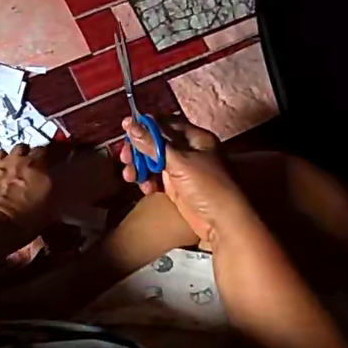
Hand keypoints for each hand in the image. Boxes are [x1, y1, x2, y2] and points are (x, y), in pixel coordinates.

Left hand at [0, 144, 52, 234]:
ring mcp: (9, 161)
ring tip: (19, 165)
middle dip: (38, 156)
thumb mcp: (49, 211)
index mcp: (44, 172)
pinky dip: (3, 158)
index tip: (56, 163)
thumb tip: (52, 188)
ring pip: (19, 148)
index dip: (55, 157)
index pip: (55, 153)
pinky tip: (2, 167)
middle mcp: (27, 162)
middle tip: (37, 167)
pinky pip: (0, 153)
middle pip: (36, 149)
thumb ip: (52, 194)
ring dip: (21, 155)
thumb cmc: (26, 222)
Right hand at [119, 117, 254, 248]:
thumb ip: (152, 143)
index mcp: (195, 138)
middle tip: (125, 157)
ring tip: (130, 175)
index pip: (165, 124)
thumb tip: (129, 125)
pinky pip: (155, 177)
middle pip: (155, 142)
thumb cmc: (206, 186)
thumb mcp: (178, 161)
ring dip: (139, 166)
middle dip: (138, 149)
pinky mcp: (176, 186)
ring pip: (152, 161)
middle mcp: (188, 150)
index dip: (144, 125)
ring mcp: (181, 169)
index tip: (125, 127)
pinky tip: (144, 187)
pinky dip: (147, 180)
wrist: (223, 223)